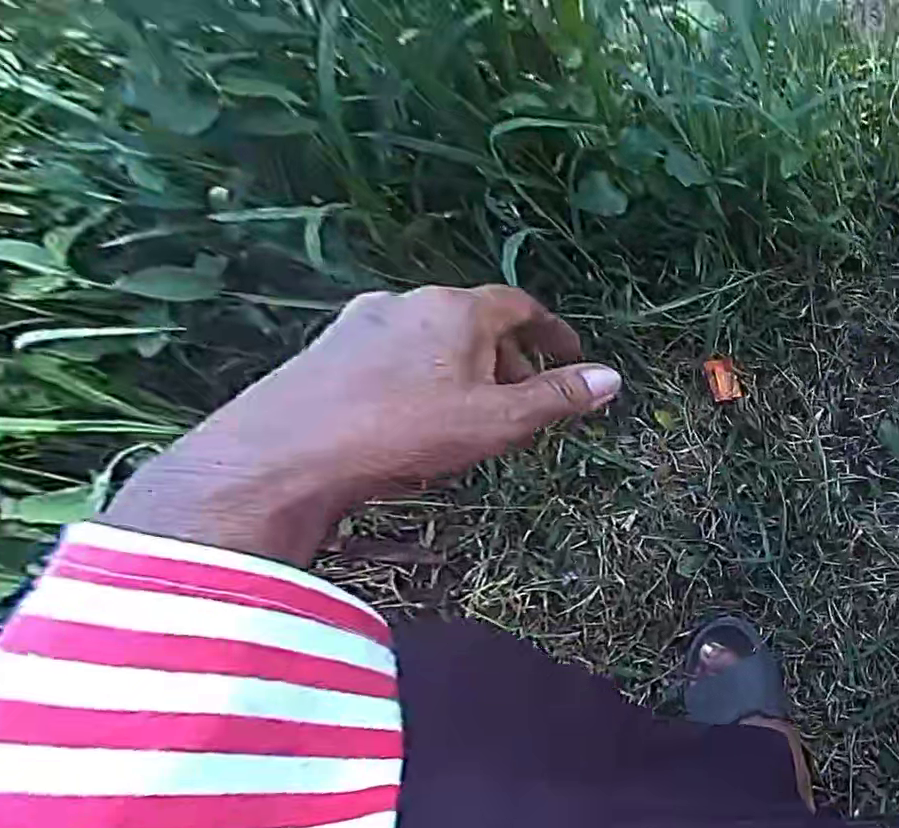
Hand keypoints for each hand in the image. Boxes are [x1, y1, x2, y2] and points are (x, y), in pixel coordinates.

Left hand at [101, 285, 620, 565]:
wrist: (285, 455)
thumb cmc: (410, 430)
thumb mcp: (503, 419)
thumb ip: (560, 396)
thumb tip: (613, 378)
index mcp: (455, 310)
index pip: (520, 306)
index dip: (554, 332)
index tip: (573, 359)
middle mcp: (407, 302)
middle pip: (479, 322)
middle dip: (514, 358)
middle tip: (531, 400)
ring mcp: (361, 323)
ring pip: (439, 338)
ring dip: (473, 368)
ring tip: (482, 413)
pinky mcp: (330, 350)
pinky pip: (403, 353)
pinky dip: (433, 374)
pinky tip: (426, 415)